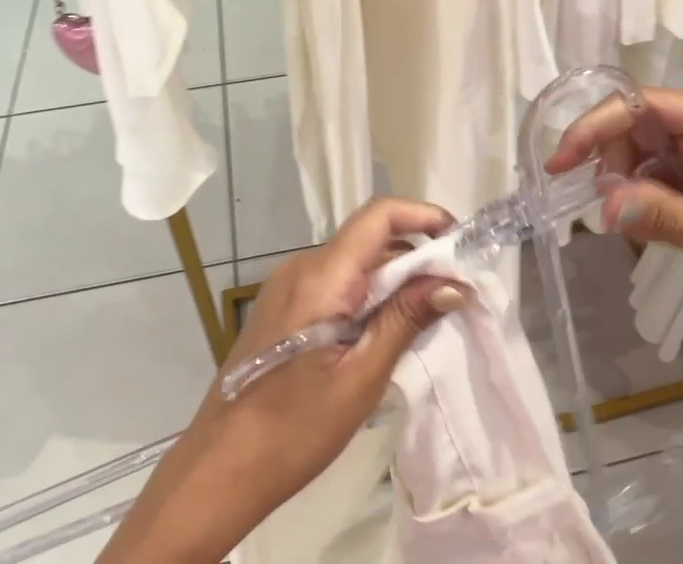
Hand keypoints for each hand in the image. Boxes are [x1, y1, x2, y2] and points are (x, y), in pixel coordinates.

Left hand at [100, 198, 465, 563]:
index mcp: (320, 276)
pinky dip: (368, 296)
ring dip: (394, 280)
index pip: (378, 216)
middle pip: (369, 239)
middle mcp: (301, 267)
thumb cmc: (294, 428)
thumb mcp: (361, 377)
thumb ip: (405, 320)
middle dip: (417, 256)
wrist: (221, 467)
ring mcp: (287, 287)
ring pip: (354, 263)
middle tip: (455, 293)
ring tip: (427, 318)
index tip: (461, 243)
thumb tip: (454, 283)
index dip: (423, 215)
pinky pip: (336, 284)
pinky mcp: (283, 308)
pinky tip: (385, 333)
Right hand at [546, 87, 682, 311]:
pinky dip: (643, 193)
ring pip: (646, 150)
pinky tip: (642, 220)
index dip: (597, 125)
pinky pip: (662, 173)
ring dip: (624, 179)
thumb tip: (600, 209)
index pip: (644, 104)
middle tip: (597, 203)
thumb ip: (664, 217)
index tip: (561, 161)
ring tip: (624, 218)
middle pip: (639, 124)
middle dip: (609, 157)